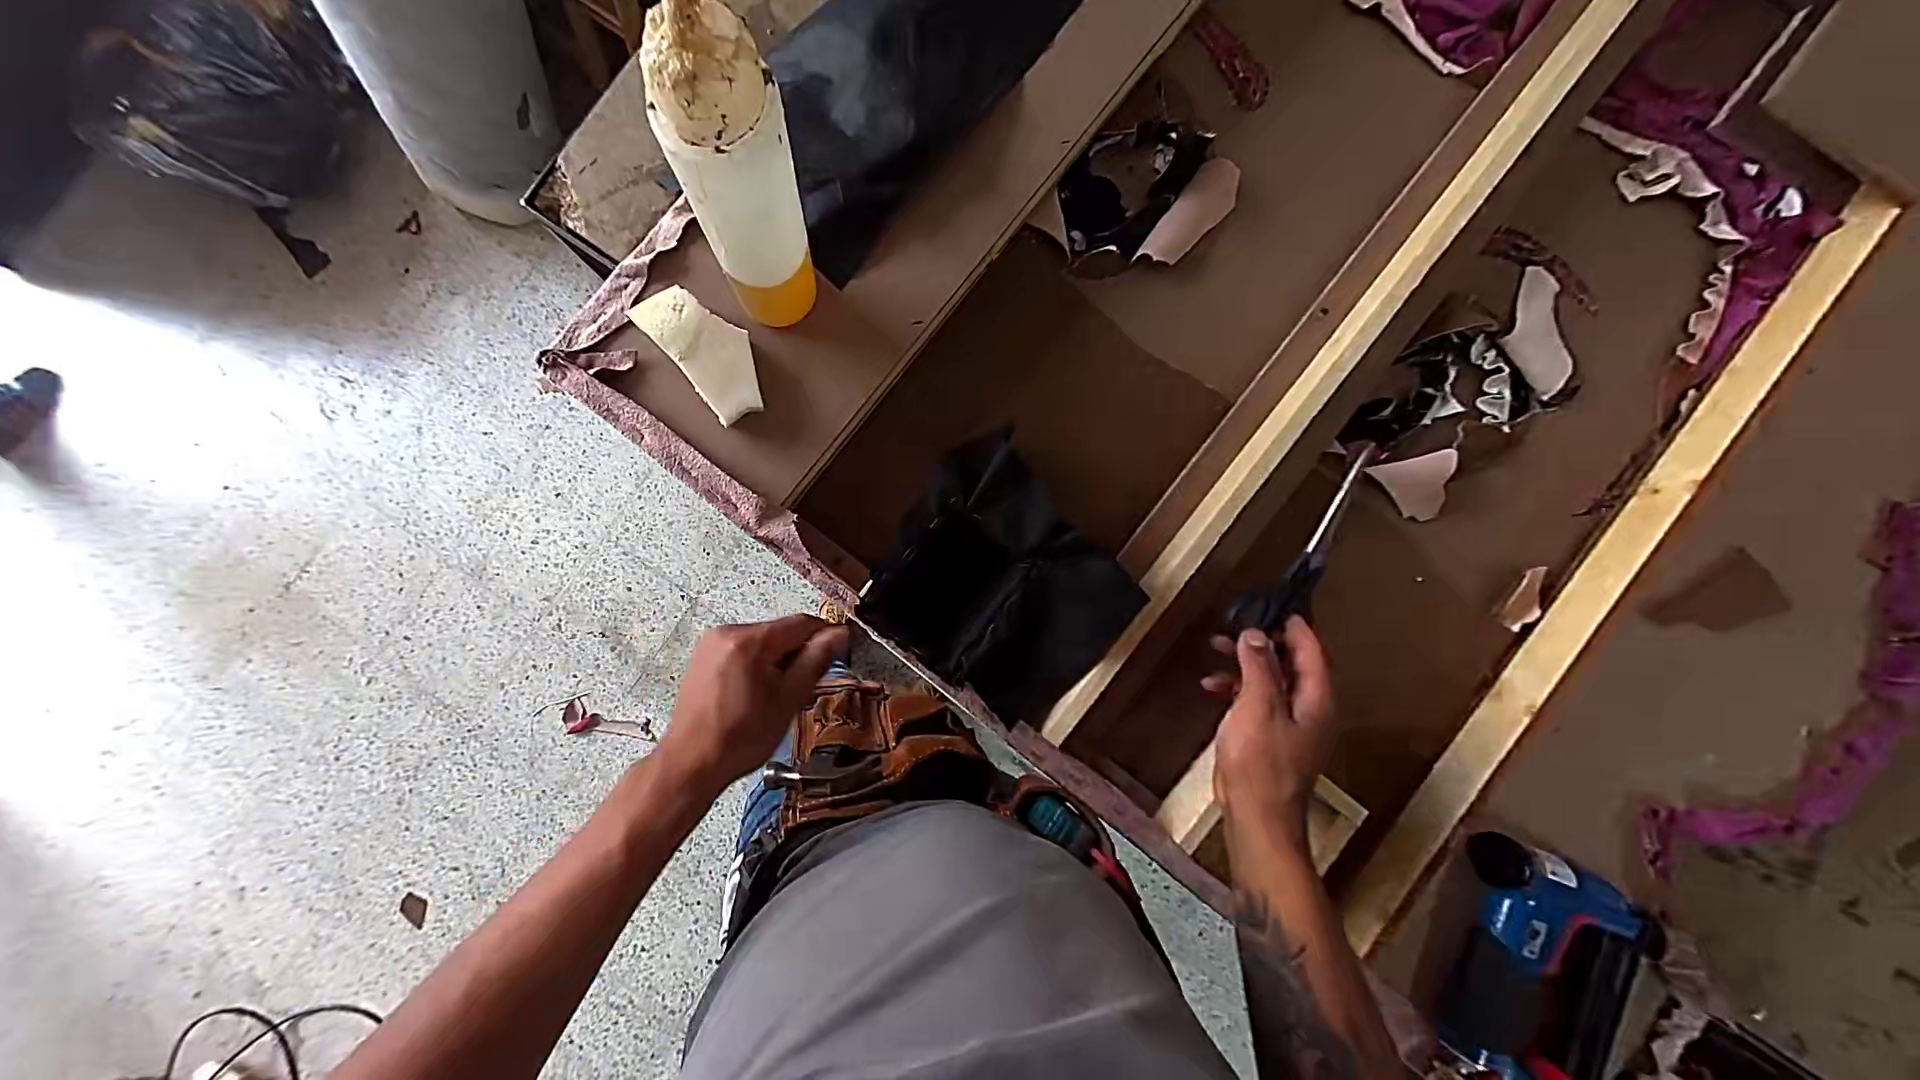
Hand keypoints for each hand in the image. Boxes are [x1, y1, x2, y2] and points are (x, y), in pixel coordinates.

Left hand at [658, 615, 848, 791]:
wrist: (692, 763)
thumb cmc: (737, 738)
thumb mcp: (789, 698)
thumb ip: (817, 659)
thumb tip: (838, 634)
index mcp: (749, 641)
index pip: (802, 623)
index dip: (826, 635)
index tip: (841, 650)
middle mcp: (727, 633)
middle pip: (782, 631)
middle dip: (799, 653)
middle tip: (804, 685)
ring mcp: (713, 643)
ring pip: (764, 641)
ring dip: (779, 659)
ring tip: (777, 694)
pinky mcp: (706, 656)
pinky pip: (745, 649)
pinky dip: (759, 664)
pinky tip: (757, 693)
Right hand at [1201, 616, 1335, 856]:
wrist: (1257, 813)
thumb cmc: (1260, 763)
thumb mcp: (1257, 705)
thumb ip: (1258, 666)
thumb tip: (1254, 635)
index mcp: (1316, 700)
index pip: (1312, 652)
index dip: (1296, 627)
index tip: (1278, 607)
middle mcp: (1310, 710)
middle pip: (1291, 664)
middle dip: (1263, 643)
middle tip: (1238, 626)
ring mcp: (1291, 725)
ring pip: (1272, 680)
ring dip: (1246, 663)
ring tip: (1218, 649)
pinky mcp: (1272, 737)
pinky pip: (1258, 700)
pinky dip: (1238, 688)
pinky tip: (1214, 686)